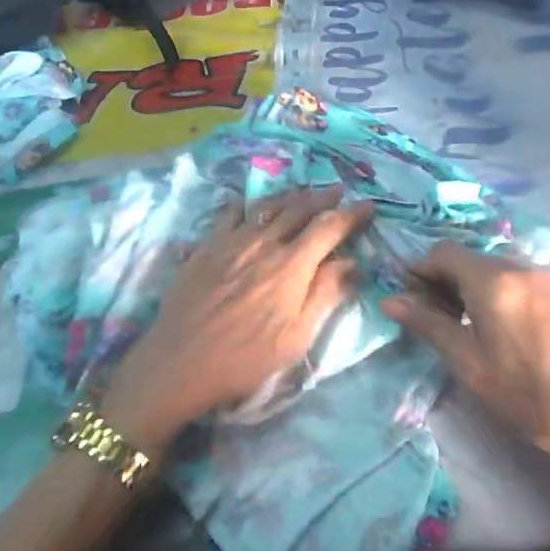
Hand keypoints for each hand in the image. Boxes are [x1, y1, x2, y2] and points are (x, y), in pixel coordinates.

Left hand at [100, 187, 372, 452]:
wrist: (181, 359)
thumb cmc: (245, 358)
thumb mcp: (296, 337)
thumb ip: (325, 294)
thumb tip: (352, 262)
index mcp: (291, 265)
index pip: (328, 228)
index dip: (351, 215)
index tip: (368, 206)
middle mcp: (263, 242)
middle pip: (298, 208)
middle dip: (322, 197)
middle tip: (338, 190)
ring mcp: (231, 240)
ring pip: (265, 205)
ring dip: (289, 195)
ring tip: (302, 191)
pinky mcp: (205, 246)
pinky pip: (228, 214)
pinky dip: (243, 204)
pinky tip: (245, 202)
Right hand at [379, 243, 549, 488]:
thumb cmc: (530, 396)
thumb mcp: (470, 364)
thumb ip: (429, 324)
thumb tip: (390, 300)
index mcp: (493, 280)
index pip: (442, 252)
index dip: (420, 271)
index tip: (410, 299)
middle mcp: (523, 266)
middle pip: (471, 258)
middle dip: (446, 280)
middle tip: (436, 317)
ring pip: (498, 268)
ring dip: (474, 286)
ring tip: (470, 325)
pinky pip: (523, 280)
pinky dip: (502, 292)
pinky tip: (505, 328)